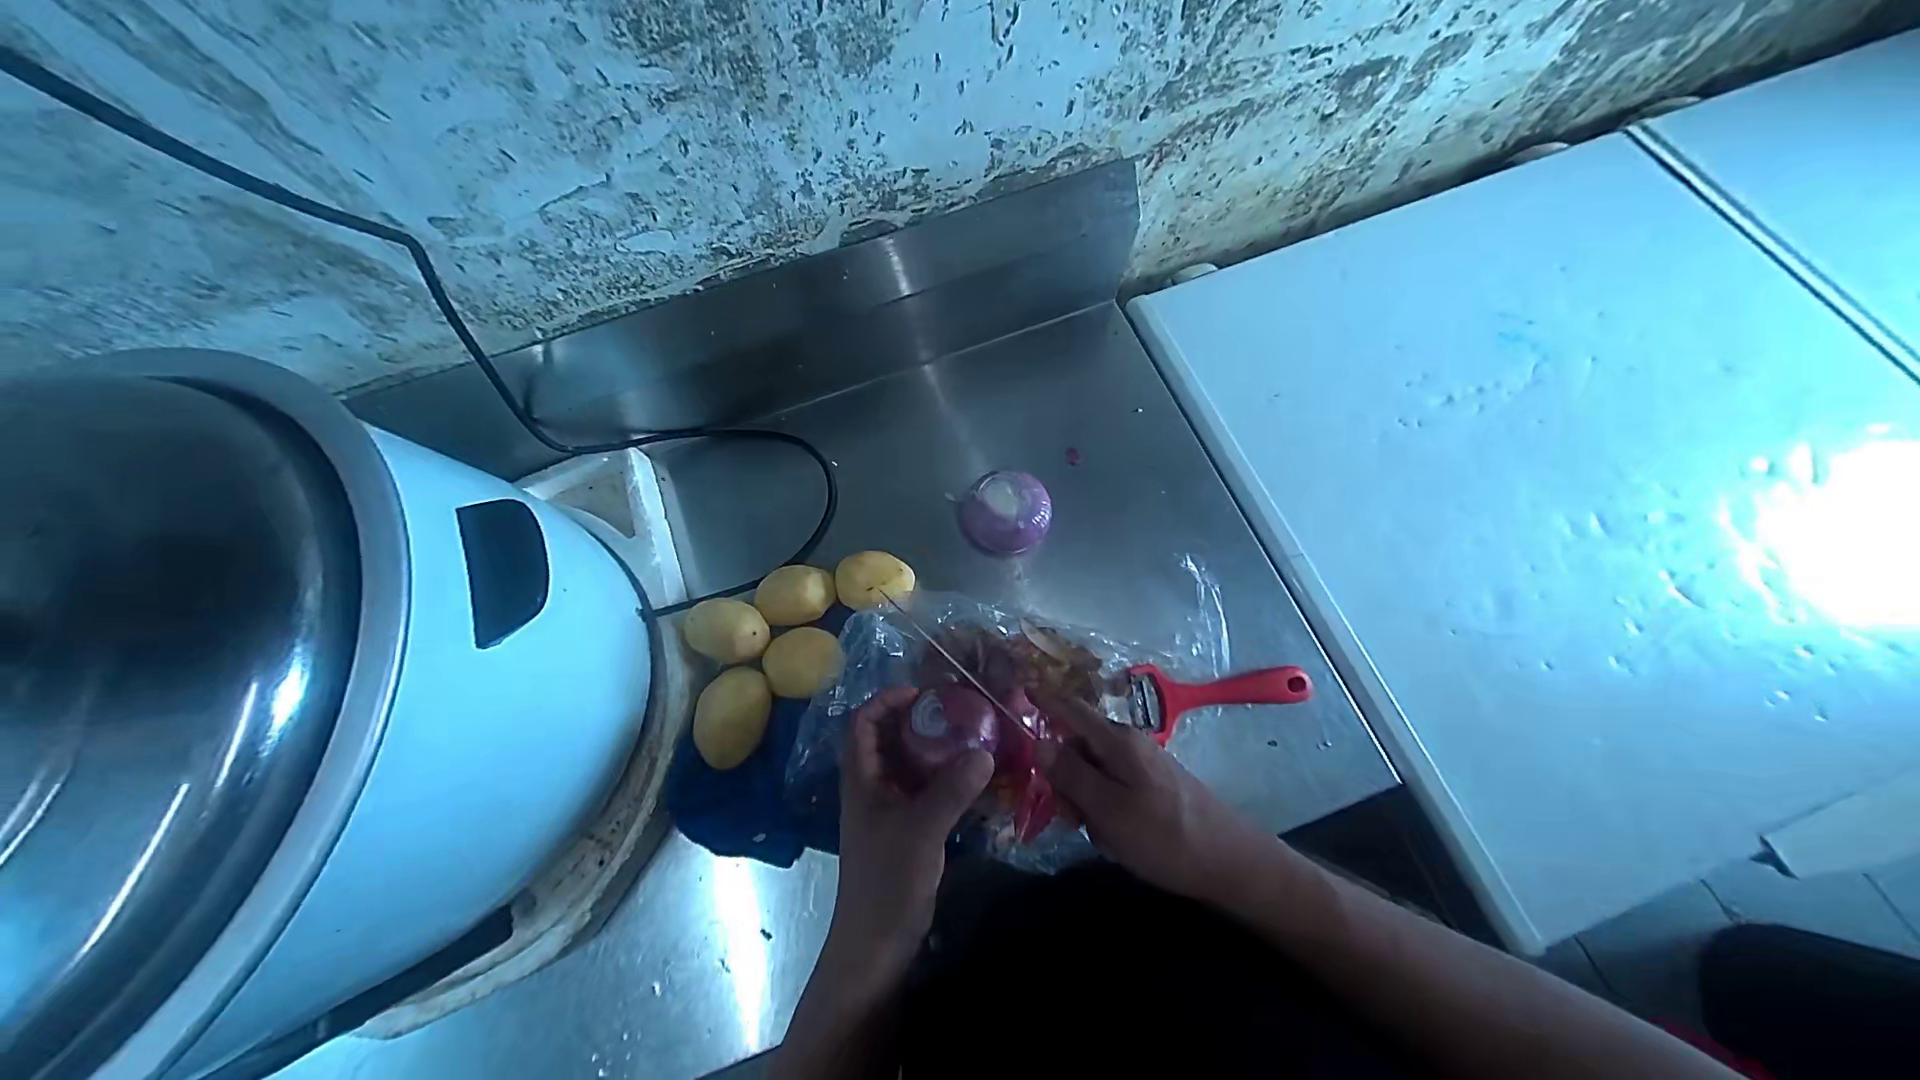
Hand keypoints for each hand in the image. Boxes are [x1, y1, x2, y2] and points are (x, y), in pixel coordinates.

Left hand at [833, 686, 994, 962]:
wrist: (876, 947)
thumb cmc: (887, 883)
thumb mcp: (921, 831)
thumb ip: (951, 790)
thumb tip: (985, 750)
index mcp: (862, 779)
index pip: (863, 722)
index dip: (887, 700)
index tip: (924, 692)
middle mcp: (873, 787)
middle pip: (889, 738)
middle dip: (919, 719)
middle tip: (959, 710)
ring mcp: (890, 809)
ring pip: (910, 764)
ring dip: (935, 747)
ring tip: (972, 735)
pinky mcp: (907, 829)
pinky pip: (926, 789)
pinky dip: (946, 776)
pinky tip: (975, 777)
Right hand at [1033, 689, 1274, 904]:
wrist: (1230, 862)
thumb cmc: (1164, 835)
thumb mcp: (1107, 809)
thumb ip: (1071, 774)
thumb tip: (1039, 741)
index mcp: (1117, 741)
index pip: (1072, 709)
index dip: (1045, 700)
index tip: (1021, 690)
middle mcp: (1130, 743)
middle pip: (1079, 745)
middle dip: (1064, 775)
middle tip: (1068, 815)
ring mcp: (1144, 763)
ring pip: (1095, 770)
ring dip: (1085, 798)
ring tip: (1099, 835)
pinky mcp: (1153, 784)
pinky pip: (1114, 785)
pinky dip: (1104, 806)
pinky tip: (1117, 838)